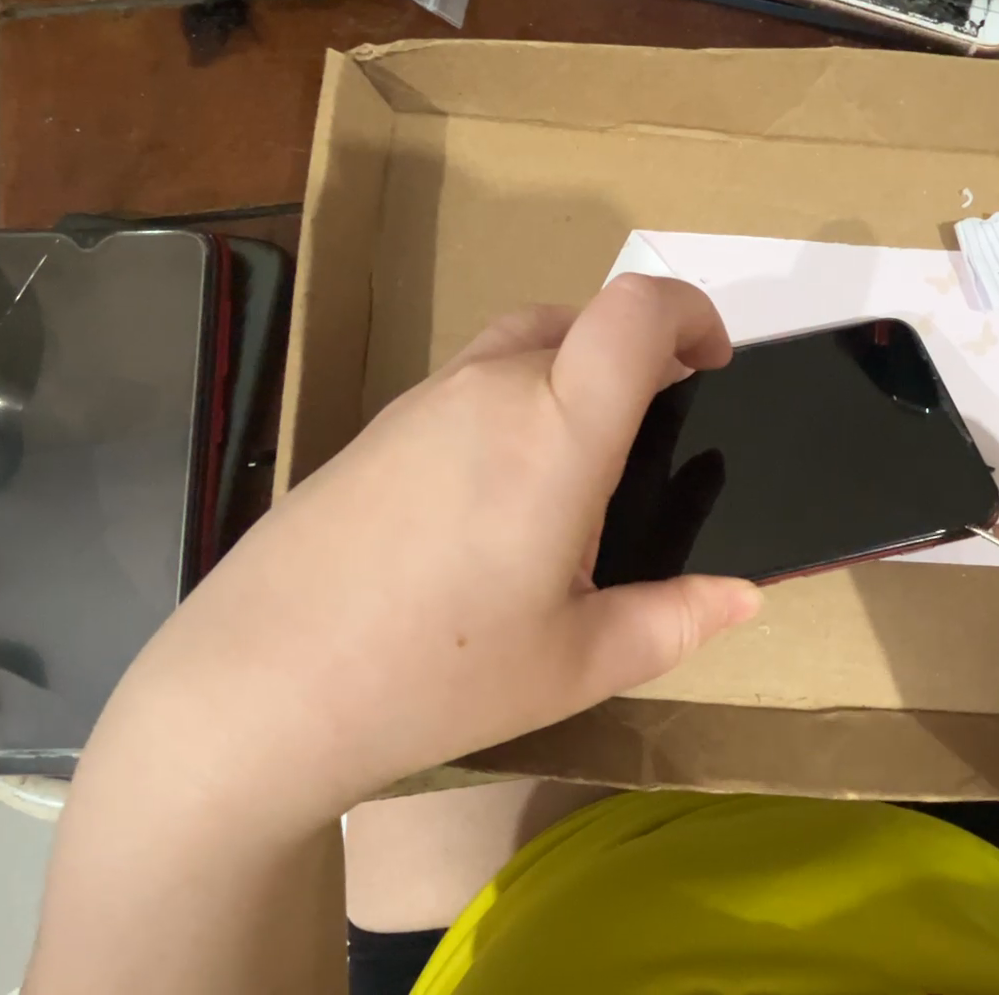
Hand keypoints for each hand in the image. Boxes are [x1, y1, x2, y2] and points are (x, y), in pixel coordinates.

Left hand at [80, 274, 761, 834]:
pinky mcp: (377, 428)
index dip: (690, 310)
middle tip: (648, 441)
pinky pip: (469, 384)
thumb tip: (742, 596)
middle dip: (637, 360)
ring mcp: (422, 401)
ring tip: (576, 476)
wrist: (257, 688)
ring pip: (521, 347)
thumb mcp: (578, 662)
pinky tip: (494, 501)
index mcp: (555, 429)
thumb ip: (676, 620)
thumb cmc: (436, 676)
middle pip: (582, 322)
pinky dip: (513, 405)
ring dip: (571, 379)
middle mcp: (488, 388)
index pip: (636, 311)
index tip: (712, 361)